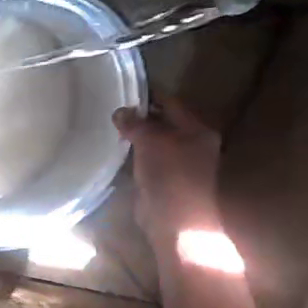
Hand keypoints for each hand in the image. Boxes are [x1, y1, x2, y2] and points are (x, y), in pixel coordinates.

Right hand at [113, 98, 221, 238]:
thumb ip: (136, 123)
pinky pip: (146, 159)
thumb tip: (120, 111)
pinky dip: (133, 154)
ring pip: (153, 141)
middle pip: (163, 121)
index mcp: (197, 130)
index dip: (149, 94)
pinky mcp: (163, 180)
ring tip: (110, 126)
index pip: (171, 102)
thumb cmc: (170, 175)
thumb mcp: (152, 141)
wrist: (175, 221)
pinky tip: (115, 150)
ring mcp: (178, 163)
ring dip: (135, 136)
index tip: (124, 87)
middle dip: (140, 115)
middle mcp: (192, 143)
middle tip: (112, 107)